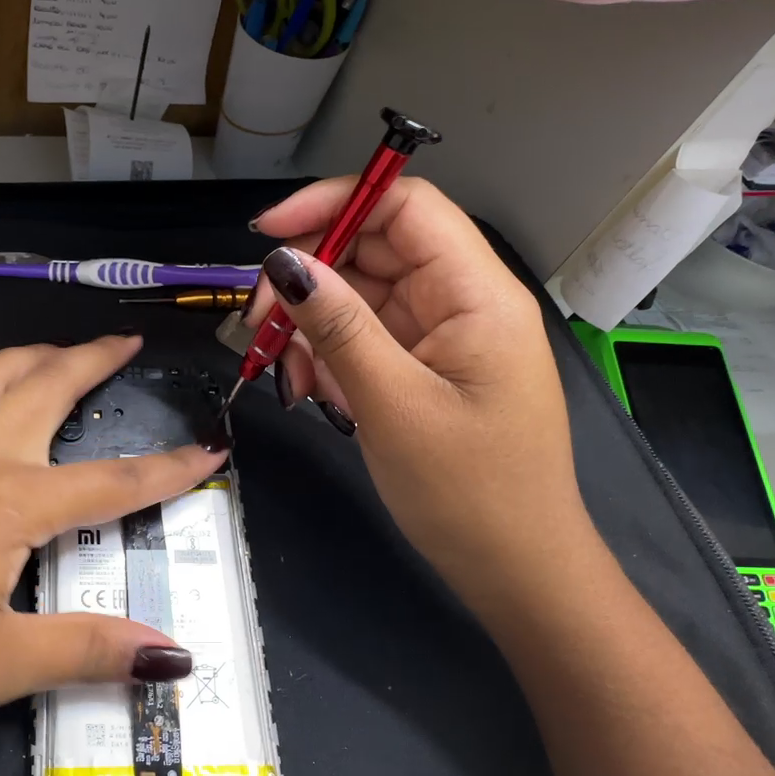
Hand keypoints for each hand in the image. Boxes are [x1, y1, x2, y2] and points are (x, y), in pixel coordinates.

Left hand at [0, 337, 221, 774]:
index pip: (110, 480)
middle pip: (43, 388)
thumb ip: (86, 649)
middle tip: (124, 340)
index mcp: (9, 501)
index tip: (210, 450)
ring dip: (28, 359)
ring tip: (54, 352)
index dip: (167, 469)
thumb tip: (172, 654)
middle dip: (90, 359)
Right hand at [247, 178, 594, 613]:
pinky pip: (359, 336)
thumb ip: (337, 325)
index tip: (267, 235)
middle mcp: (459, 300)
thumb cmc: (469, 492)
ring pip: (354, 295)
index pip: (403, 206)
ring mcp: (438, 333)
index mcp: (476, 294)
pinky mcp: (420, 364)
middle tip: (258, 324)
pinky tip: (311, 394)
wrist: (516, 573)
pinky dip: (324, 357)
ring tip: (290, 377)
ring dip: (308, 327)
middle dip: (307, 279)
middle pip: (369, 249)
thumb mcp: (392, 404)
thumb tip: (282, 261)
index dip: (333, 202)